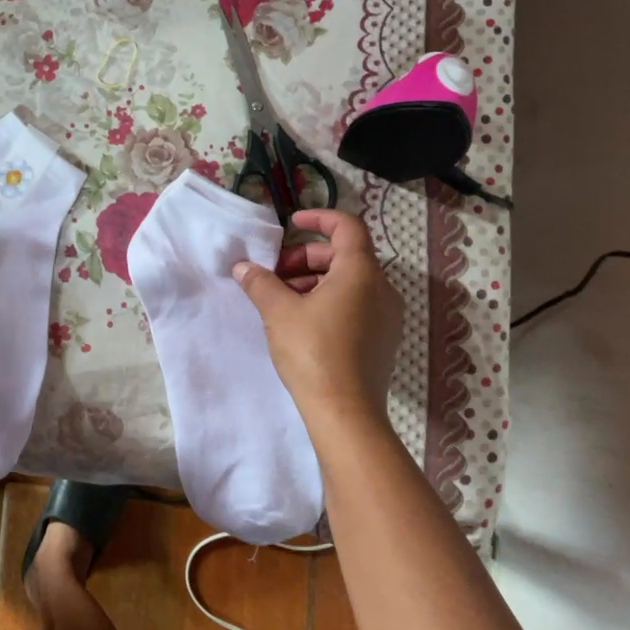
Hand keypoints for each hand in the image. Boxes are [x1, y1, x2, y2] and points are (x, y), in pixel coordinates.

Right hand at [233, 208, 402, 432]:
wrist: (345, 412)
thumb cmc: (312, 351)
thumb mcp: (277, 311)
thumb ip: (260, 282)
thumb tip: (243, 267)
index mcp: (361, 272)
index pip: (347, 227)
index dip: (319, 217)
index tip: (292, 222)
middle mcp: (382, 288)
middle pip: (345, 255)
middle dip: (307, 256)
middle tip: (274, 272)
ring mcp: (386, 316)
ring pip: (349, 281)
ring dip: (314, 280)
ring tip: (281, 298)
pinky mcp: (382, 339)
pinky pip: (356, 304)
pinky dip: (328, 300)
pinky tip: (300, 320)